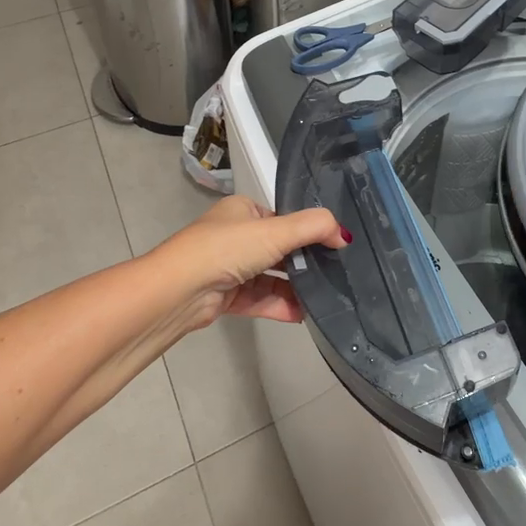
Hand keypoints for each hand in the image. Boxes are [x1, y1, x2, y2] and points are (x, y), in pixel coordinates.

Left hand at [152, 197, 349, 330]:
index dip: (307, 231)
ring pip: (271, 277)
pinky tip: (304, 314)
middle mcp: (235, 236)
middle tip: (335, 273)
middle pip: (279, 249)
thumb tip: (345, 234)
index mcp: (242, 210)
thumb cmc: (226, 249)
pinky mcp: (227, 297)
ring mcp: (230, 268)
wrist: (180, 291)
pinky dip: (281, 305)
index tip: (335, 246)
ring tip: (325, 297)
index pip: (282, 218)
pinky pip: (261, 299)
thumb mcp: (275, 230)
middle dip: (304, 262)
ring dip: (295, 287)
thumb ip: (313, 227)